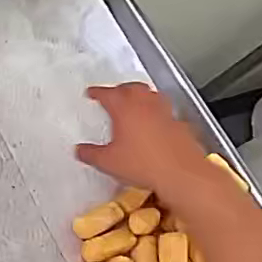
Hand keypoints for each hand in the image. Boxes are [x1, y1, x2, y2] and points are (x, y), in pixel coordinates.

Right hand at [75, 83, 209, 195]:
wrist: (180, 173)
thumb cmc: (142, 164)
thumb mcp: (107, 162)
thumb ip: (90, 154)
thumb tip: (80, 150)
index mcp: (124, 108)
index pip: (107, 93)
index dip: (97, 92)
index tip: (91, 93)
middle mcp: (145, 104)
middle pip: (131, 88)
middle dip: (120, 89)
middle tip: (112, 95)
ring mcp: (165, 112)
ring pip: (150, 95)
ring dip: (140, 96)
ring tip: (133, 103)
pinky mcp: (179, 123)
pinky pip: (164, 111)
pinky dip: (155, 112)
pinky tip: (153, 123)